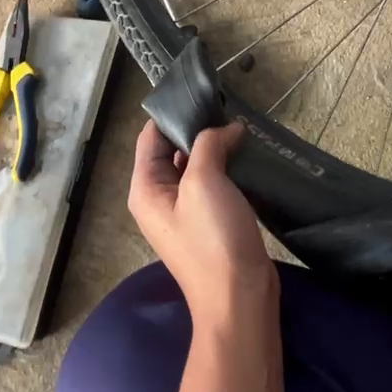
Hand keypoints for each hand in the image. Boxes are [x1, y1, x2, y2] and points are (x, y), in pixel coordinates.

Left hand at [129, 120, 275, 315]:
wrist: (240, 298)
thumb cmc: (213, 239)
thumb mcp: (204, 181)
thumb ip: (208, 144)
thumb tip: (227, 127)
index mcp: (146, 188)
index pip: (151, 135)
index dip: (174, 113)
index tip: (203, 94)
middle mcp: (159, 197)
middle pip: (172, 148)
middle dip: (197, 127)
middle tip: (227, 106)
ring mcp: (185, 210)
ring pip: (196, 163)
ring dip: (215, 145)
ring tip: (239, 126)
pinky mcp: (209, 219)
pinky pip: (213, 181)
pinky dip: (226, 165)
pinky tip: (246, 153)